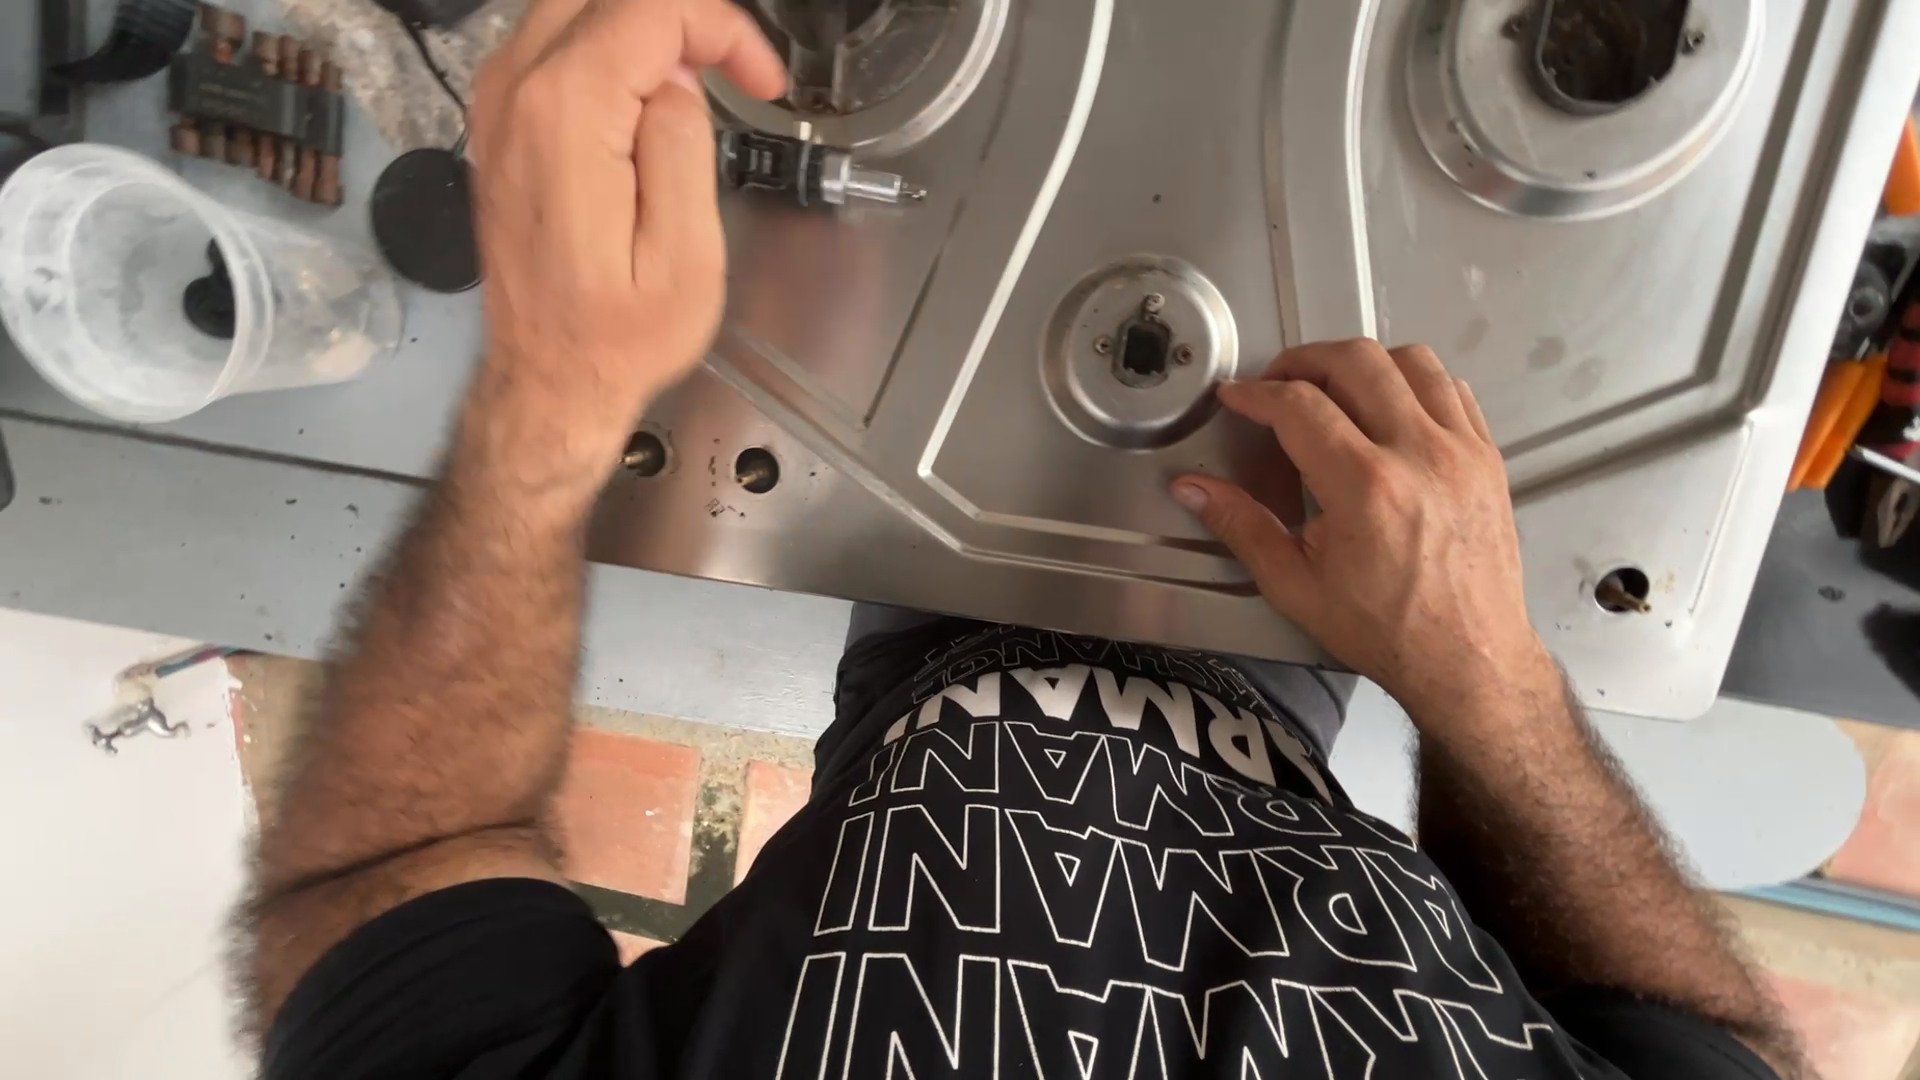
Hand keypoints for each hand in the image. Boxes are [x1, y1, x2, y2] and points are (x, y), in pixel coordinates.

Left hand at [461, 0, 784, 500]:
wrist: (551, 378)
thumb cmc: (625, 335)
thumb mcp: (686, 257)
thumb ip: (683, 147)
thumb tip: (675, 85)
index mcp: (568, 114)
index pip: (648, 10)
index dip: (721, 28)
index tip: (766, 85)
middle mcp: (515, 88)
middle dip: (684, 20)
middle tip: (738, 76)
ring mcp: (494, 103)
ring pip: (573, 8)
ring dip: (645, 31)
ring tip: (701, 84)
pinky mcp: (496, 125)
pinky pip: (550, 45)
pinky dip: (607, 49)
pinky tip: (645, 99)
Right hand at [1172, 339, 1554, 718]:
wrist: (1467, 657)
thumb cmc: (1382, 628)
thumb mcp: (1292, 583)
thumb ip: (1239, 525)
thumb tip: (1192, 490)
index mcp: (1364, 487)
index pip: (1299, 405)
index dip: (1256, 393)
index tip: (1235, 397)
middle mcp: (1420, 454)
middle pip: (1357, 362)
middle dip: (1302, 361)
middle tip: (1274, 384)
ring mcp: (1462, 451)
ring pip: (1411, 360)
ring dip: (1359, 363)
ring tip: (1328, 388)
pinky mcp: (1487, 457)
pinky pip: (1451, 387)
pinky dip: (1410, 381)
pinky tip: (1385, 406)